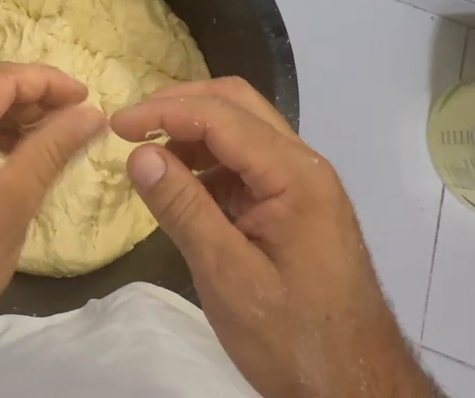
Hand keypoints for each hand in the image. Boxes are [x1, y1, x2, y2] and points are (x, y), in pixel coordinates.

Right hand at [113, 78, 435, 397]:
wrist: (358, 391)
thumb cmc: (294, 340)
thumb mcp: (228, 278)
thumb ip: (183, 209)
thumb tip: (139, 153)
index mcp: (295, 175)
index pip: (220, 116)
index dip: (164, 111)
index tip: (116, 125)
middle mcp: (303, 165)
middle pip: (236, 104)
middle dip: (180, 105)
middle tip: (132, 124)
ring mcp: (303, 184)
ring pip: (242, 129)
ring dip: (193, 130)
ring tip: (149, 154)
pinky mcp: (296, 205)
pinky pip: (247, 162)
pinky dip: (209, 160)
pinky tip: (181, 185)